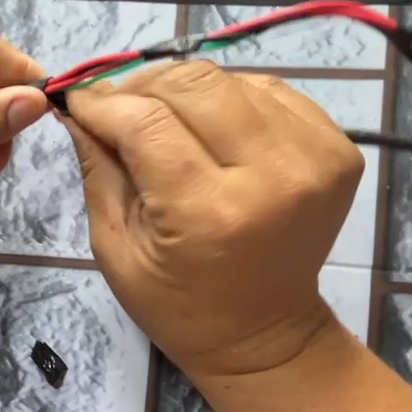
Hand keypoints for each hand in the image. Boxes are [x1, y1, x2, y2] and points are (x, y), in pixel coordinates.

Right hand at [57, 61, 364, 377]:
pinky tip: (203, 123)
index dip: (103, 103)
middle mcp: (272, 174)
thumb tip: (76, 109)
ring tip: (154, 115)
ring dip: (181, 89)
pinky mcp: (338, 147)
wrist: (260, 331)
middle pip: (195, 85)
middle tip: (112, 105)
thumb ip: (99, 170)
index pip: (146, 123)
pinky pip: (269, 92)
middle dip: (141, 86)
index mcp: (207, 211)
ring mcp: (315, 156)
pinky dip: (226, 98)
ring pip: (232, 80)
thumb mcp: (115, 246)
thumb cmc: (173, 301)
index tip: (74, 99)